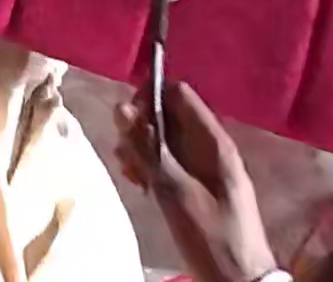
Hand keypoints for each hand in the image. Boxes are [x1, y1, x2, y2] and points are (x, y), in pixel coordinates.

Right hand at [117, 82, 278, 281]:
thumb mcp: (174, 193)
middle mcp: (209, 146)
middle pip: (168, 114)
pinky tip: (141, 184)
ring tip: (130, 174)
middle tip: (125, 155)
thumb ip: (147, 149)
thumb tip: (120, 107)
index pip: (177, 93)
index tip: (128, 123)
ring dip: (142, 148)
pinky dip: (152, 165)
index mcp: (212, 141)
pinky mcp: (198, 185)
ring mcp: (205, 166)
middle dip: (140, 127)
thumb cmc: (211, 239)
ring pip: (165, 137)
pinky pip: (170, 160)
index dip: (149, 99)